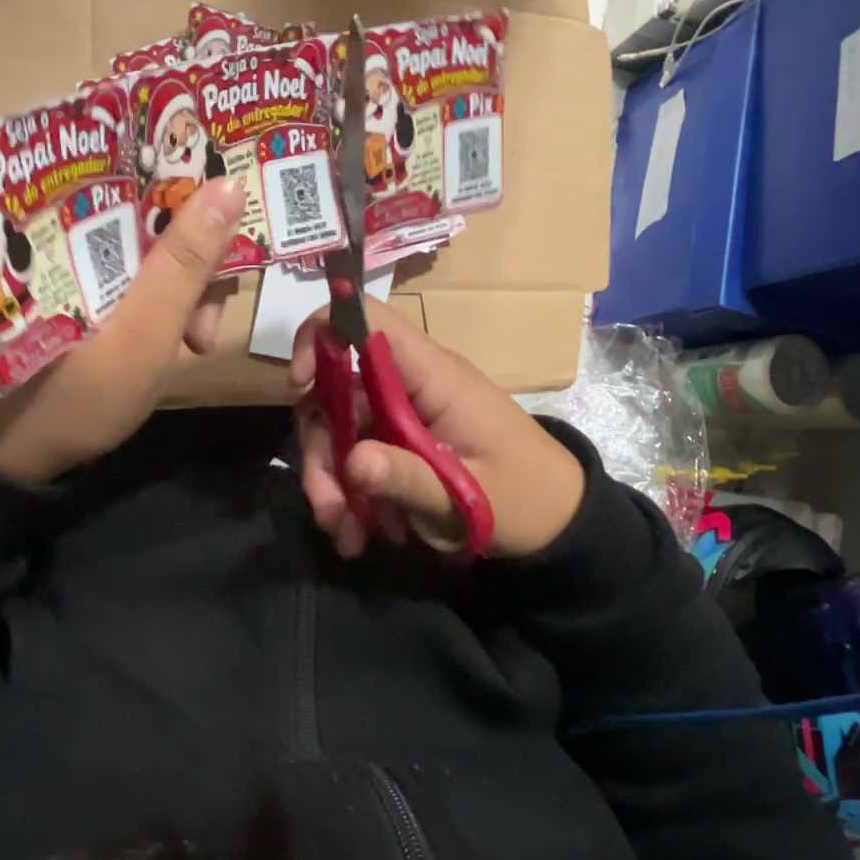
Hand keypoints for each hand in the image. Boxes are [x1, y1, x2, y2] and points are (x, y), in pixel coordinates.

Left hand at [0, 178, 244, 482]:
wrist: (17, 452)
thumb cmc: (81, 395)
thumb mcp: (146, 332)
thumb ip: (186, 264)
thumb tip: (230, 183)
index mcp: (81, 229)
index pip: (148, 177)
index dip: (199, 198)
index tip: (234, 241)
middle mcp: (76, 233)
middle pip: (158, 218)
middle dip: (200, 266)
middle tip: (207, 324)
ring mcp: (78, 264)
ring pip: (154, 252)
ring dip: (187, 293)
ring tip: (195, 343)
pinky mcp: (82, 292)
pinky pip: (138, 279)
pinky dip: (164, 305)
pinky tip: (178, 340)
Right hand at [290, 299, 585, 558]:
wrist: (559, 521)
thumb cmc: (525, 498)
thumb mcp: (467, 497)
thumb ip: (409, 478)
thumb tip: (351, 463)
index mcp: (434, 377)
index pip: (369, 322)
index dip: (323, 335)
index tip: (301, 384)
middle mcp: (409, 386)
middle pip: (336, 391)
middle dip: (321, 450)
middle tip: (328, 510)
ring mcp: (402, 415)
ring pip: (339, 430)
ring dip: (333, 483)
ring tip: (348, 536)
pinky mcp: (399, 442)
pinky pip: (357, 456)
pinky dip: (352, 494)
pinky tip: (364, 534)